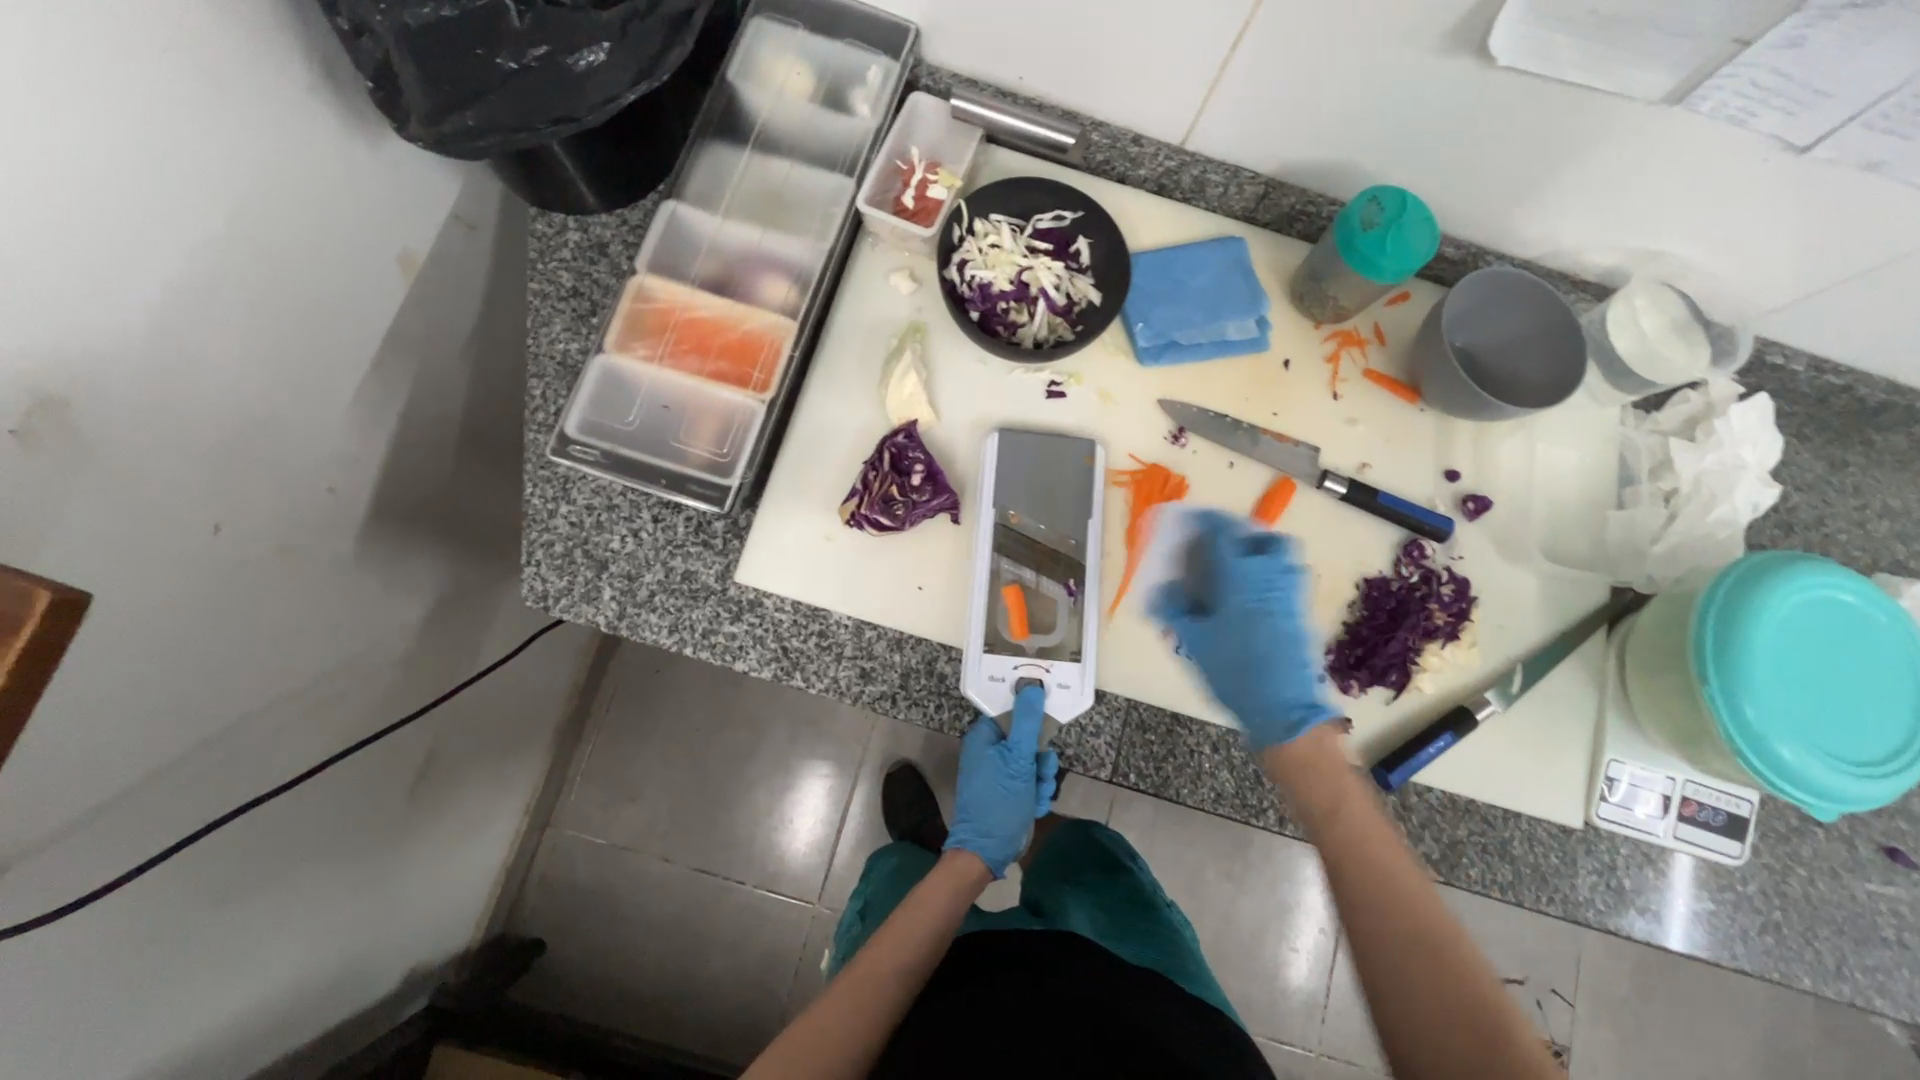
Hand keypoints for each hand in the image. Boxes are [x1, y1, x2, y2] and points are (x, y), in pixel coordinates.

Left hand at [944, 682, 1059, 877]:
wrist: (989, 849)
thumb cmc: (999, 799)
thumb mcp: (1016, 758)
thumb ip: (1027, 722)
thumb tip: (1031, 686)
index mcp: (984, 737)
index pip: (1012, 713)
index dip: (1032, 718)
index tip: (1048, 723)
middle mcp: (991, 752)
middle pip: (1029, 739)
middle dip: (1041, 759)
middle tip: (1040, 772)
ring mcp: (1001, 773)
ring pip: (1036, 763)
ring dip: (1043, 779)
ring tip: (1037, 794)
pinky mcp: (1012, 792)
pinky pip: (1034, 782)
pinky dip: (1038, 794)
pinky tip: (1035, 807)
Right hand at [1150, 510, 1338, 750]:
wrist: (1284, 708)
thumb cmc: (1233, 669)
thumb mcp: (1194, 640)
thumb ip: (1176, 610)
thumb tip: (1162, 592)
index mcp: (1241, 573)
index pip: (1222, 531)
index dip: (1205, 521)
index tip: (1191, 520)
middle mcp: (1272, 575)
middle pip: (1266, 538)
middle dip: (1243, 536)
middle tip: (1222, 548)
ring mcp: (1292, 594)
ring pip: (1283, 558)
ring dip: (1261, 556)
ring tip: (1237, 573)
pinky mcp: (1302, 614)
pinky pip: (1288, 582)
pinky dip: (1271, 580)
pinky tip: (1251, 602)